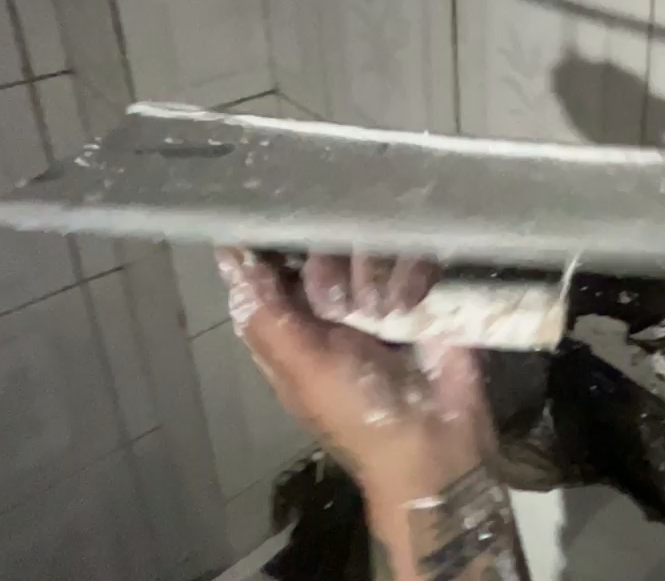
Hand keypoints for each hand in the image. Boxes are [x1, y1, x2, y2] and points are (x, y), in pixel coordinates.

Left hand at [216, 249, 489, 504]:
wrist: (436, 435)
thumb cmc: (357, 411)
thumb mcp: (302, 371)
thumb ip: (267, 316)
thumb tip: (228, 256)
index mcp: (297, 324)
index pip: (275, 268)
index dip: (272, 247)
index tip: (279, 229)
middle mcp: (340, 301)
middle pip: (325, 249)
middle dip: (332, 271)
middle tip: (343, 305)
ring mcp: (387, 291)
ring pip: (373, 244)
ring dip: (378, 277)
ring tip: (388, 311)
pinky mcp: (428, 286)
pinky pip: (416, 252)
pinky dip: (414, 276)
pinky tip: (414, 303)